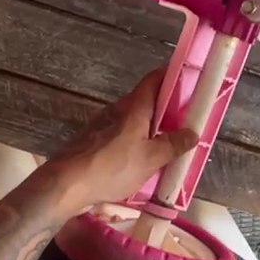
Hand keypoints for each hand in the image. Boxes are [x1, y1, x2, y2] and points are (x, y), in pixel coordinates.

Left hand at [46, 70, 197, 212]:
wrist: (66, 184)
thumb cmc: (112, 167)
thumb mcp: (151, 159)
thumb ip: (173, 145)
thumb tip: (192, 133)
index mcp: (134, 107)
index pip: (154, 79)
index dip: (172, 75)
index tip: (188, 79)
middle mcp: (117, 109)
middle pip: (145, 100)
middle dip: (165, 107)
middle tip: (185, 120)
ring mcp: (103, 124)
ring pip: (133, 119)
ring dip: (150, 127)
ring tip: (166, 144)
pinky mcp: (93, 140)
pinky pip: (121, 134)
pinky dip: (135, 140)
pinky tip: (140, 159)